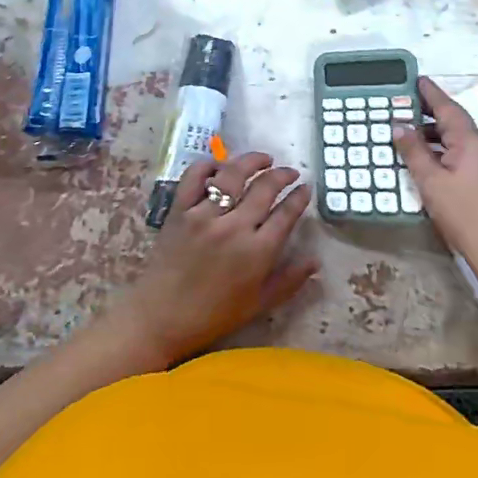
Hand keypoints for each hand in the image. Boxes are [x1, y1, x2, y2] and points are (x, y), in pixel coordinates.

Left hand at [114, 153, 316, 365]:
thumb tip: (316, 259)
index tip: (306, 188)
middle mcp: (234, 227)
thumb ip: (290, 280)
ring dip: (252, 161)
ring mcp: (204, 215)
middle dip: (283, 175)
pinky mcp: (180, 209)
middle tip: (290, 172)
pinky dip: (208, 165)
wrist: (161, 318)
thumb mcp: (259, 303)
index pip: (286, 213)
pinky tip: (221, 166)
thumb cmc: (214, 315)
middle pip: (265, 187)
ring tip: (264, 159)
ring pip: (233, 174)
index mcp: (257, 252)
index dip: (300, 197)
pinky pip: (195, 177)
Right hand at [391, 77, 477, 271]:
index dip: (430, 92)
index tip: (415, 79)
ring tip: (407, 126)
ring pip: (454, 136)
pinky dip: (438, 145)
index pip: (447, 107)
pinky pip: (457, 149)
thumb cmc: (461, 210)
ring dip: (432, 129)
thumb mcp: (430, 180)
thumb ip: (413, 151)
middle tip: (404, 100)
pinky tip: (422, 154)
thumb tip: (399, 126)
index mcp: (469, 139)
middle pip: (452, 119)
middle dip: (429, 109)